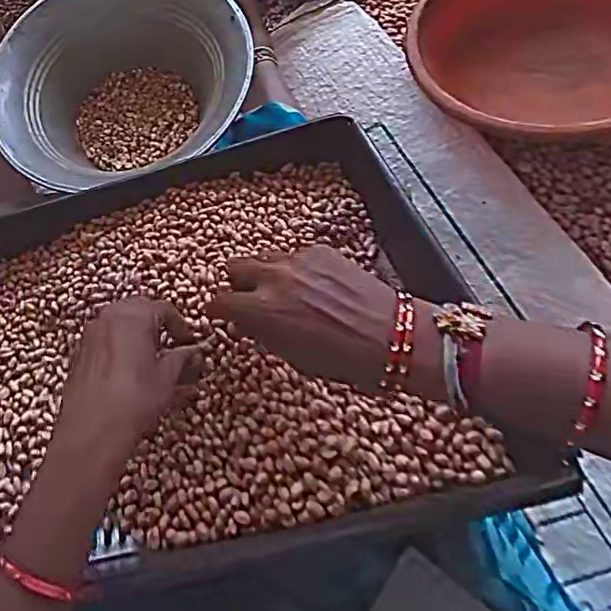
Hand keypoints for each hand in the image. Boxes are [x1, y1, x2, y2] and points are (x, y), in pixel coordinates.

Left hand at [53, 298, 204, 466]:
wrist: (90, 430)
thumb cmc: (131, 402)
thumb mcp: (166, 379)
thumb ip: (181, 358)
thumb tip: (190, 352)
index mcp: (134, 315)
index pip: (164, 309)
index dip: (180, 326)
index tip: (187, 342)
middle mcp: (109, 317)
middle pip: (139, 311)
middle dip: (157, 327)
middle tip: (172, 348)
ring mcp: (91, 334)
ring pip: (119, 325)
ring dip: (137, 337)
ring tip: (151, 364)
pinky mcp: (79, 352)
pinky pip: (104, 340)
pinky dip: (119, 348)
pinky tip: (128, 373)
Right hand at [209, 245, 428, 393]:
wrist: (394, 337)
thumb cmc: (346, 359)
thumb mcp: (294, 357)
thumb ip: (263, 334)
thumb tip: (245, 323)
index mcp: (263, 310)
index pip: (221, 301)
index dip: (217, 309)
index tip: (220, 312)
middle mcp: (275, 278)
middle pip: (236, 267)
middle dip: (238, 284)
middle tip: (250, 299)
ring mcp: (298, 260)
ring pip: (265, 258)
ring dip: (266, 274)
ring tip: (284, 292)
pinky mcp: (319, 251)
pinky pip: (294, 255)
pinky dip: (296, 269)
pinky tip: (314, 287)